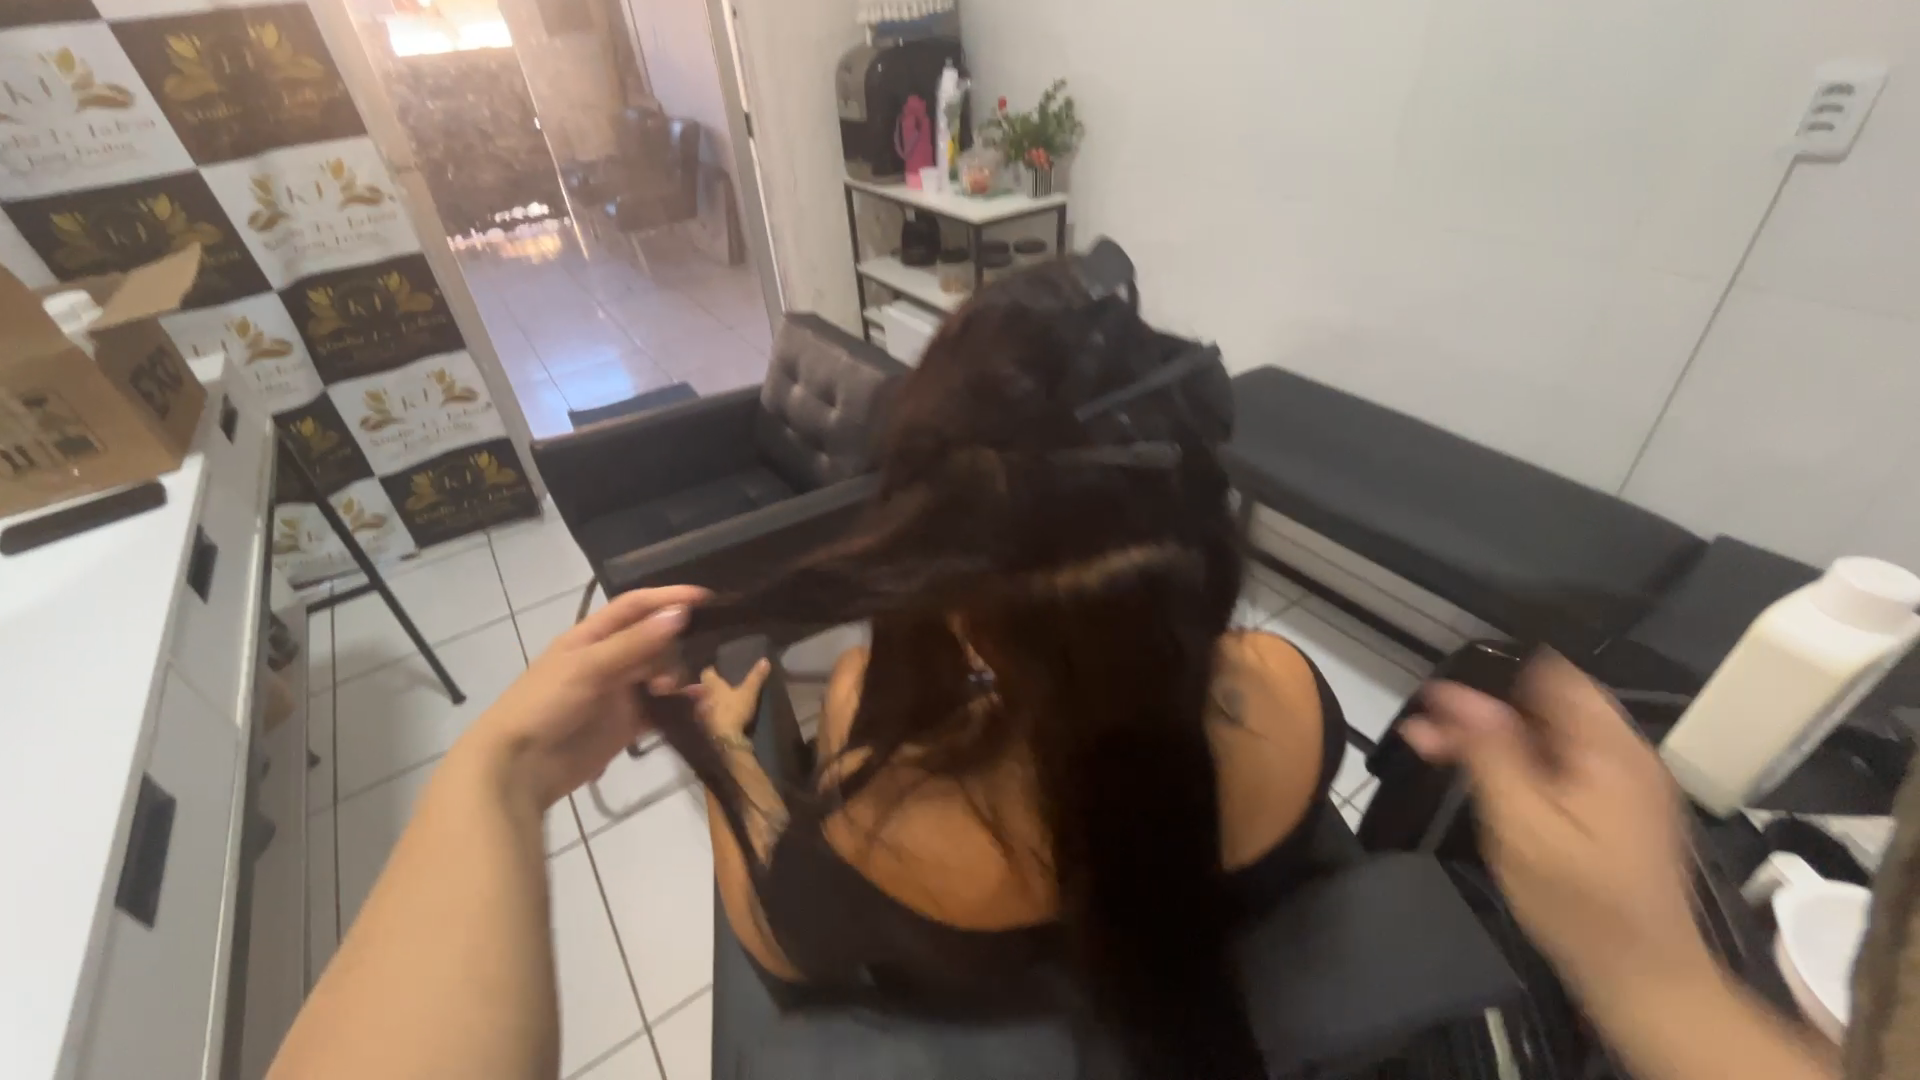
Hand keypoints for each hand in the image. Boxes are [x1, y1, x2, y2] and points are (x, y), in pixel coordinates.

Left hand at [460, 587, 705, 808]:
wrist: (518, 769)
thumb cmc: (545, 705)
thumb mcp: (588, 667)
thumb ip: (635, 642)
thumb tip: (681, 613)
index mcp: (592, 637)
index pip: (637, 607)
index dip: (669, 597)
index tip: (707, 598)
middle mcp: (610, 659)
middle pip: (655, 639)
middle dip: (680, 643)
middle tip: (698, 656)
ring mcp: (620, 692)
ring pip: (663, 673)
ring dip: (682, 675)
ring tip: (689, 688)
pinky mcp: (628, 723)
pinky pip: (663, 708)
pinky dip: (682, 705)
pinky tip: (699, 706)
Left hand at [699, 657, 772, 738]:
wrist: (724, 739)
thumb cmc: (734, 710)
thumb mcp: (749, 692)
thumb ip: (756, 676)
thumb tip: (764, 659)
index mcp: (711, 684)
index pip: (706, 672)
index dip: (712, 670)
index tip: (718, 669)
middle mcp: (701, 695)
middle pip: (703, 687)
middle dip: (710, 686)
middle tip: (722, 685)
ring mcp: (700, 711)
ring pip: (703, 701)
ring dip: (710, 701)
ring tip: (721, 701)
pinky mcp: (702, 725)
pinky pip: (706, 715)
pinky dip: (711, 714)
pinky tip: (719, 716)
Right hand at [1399, 651, 1710, 995]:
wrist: (1640, 975)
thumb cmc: (1576, 898)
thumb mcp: (1521, 821)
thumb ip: (1490, 752)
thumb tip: (1456, 696)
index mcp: (1607, 750)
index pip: (1552, 674)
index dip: (1495, 672)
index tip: (1444, 691)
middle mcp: (1623, 754)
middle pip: (1545, 703)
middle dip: (1482, 708)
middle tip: (1425, 727)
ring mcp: (1621, 782)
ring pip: (1547, 731)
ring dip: (1491, 732)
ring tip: (1435, 746)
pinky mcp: (1612, 807)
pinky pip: (1558, 759)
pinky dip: (1514, 757)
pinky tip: (1477, 772)